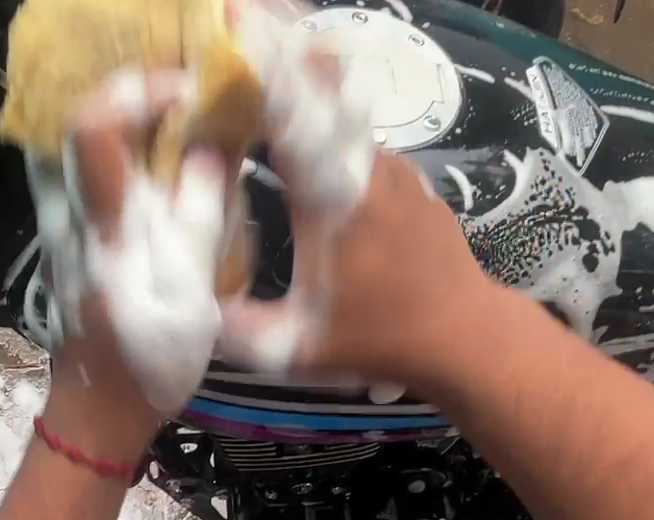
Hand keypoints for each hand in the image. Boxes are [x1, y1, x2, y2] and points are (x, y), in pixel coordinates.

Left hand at [31, 72, 240, 464]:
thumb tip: (208, 154)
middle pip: (68, 131)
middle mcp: (65, 223)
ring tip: (167, 149)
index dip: (139, 91)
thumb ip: (197, 218)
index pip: (93, 125)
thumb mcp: (189, 296)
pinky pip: (77, 191)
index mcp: (101, 229)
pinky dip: (112, 172)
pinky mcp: (61, 255)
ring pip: (69, 158)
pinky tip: (152, 196)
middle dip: (121, 105)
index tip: (187, 97)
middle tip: (172, 115)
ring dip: (117, 138)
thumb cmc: (148, 363)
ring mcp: (56, 239)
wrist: (97, 415)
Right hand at [218, 29, 504, 389]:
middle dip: (281, 38)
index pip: (297, 114)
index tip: (232, 20)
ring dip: (299, 67)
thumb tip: (191, 302)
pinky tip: (293, 112)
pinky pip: (351, 124)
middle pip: (326, 78)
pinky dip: (318, 104)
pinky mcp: (398, 174)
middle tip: (235, 12)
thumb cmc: (379, 340)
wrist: (463, 335)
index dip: (265, 64)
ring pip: (341, 95)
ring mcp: (387, 165)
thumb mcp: (295, 351)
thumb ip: (237, 329)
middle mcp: (364, 166)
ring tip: (253, 45)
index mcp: (334, 200)